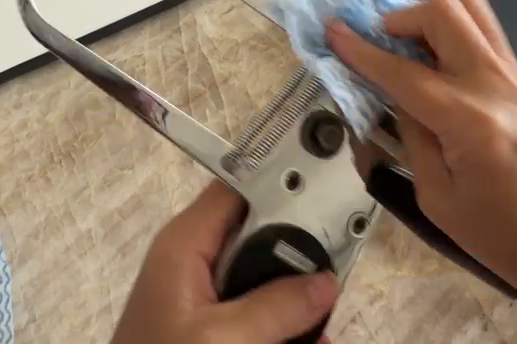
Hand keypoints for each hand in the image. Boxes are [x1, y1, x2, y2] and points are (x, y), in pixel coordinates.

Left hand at [111, 182, 338, 343]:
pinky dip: (278, 323)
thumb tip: (327, 282)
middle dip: (296, 255)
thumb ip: (278, 306)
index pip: (238, 188)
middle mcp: (191, 256)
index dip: (280, 187)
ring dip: (293, 298)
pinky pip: (251, 309)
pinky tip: (309, 341)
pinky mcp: (204, 324)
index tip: (324, 200)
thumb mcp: (225, 338)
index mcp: (185, 241)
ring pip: (259, 275)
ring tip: (325, 322)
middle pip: (256, 233)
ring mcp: (197, 292)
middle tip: (331, 272)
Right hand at [328, 0, 516, 343]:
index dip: (359, 48)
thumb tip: (392, 94)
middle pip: (442, 12)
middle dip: (400, 19)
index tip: (332, 29)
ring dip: (431, 17)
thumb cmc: (506, 239)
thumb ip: (410, 136)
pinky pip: (485, 30)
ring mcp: (515, 76)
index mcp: (469, 120)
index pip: (401, 70)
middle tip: (382, 47)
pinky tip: (441, 66)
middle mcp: (494, 83)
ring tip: (413, 51)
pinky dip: (454, 30)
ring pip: (470, 7)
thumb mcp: (438, 199)